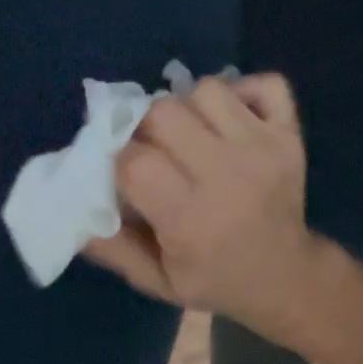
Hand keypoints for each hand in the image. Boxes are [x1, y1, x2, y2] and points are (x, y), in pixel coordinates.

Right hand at [84, 73, 325, 334]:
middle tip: (154, 146)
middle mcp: (229, 175)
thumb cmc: (214, 278)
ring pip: (209, 90)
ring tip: (192, 132)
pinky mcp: (290, 135)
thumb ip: (112, 246)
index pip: (135, 162)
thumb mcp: (156, 280)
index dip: (119, 159)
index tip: (125, 171)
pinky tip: (232, 117)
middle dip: (146, 126)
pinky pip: (267, 83)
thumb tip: (72, 206)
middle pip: (165, 113)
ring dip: (190, 105)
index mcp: (191, 218)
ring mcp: (264, 149)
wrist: (286, 276)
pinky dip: (246, 90)